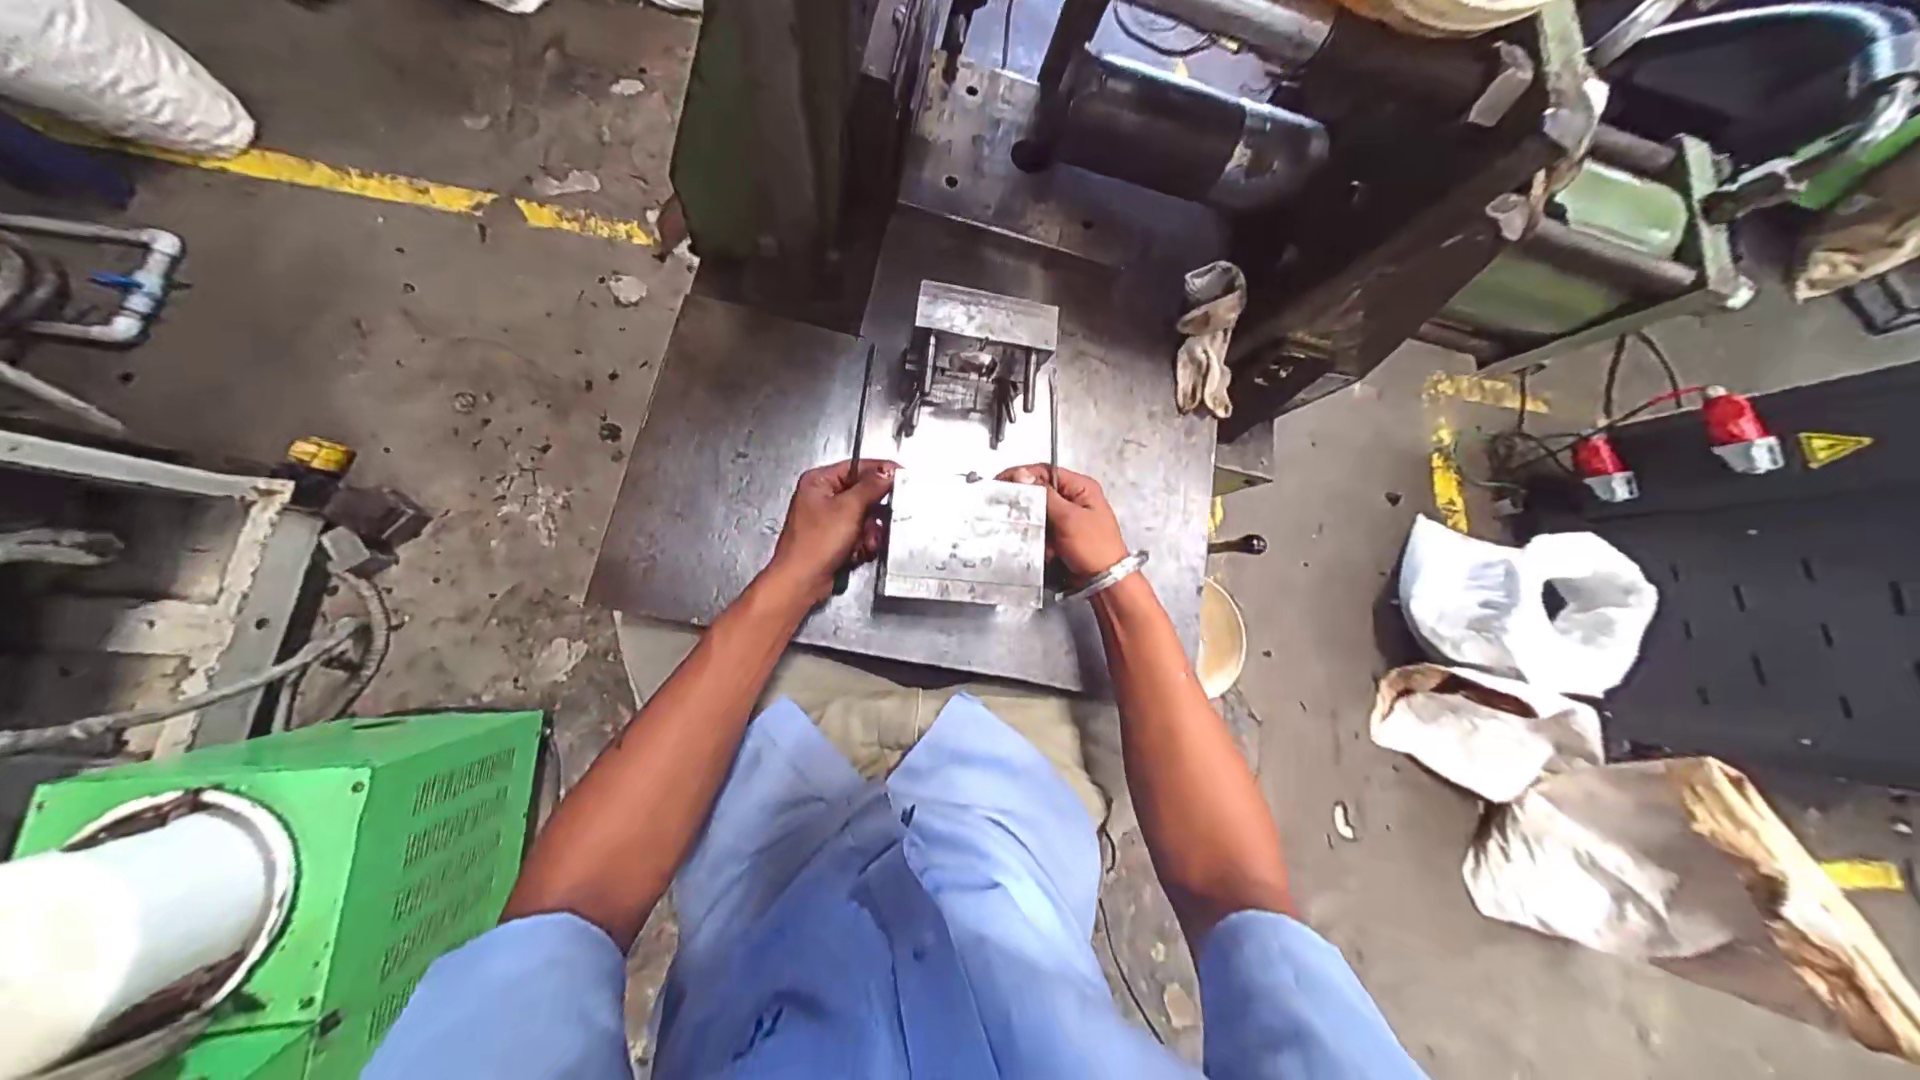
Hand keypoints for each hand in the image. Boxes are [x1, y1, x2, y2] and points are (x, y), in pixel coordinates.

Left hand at [765, 460, 897, 602]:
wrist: (802, 580)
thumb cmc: (817, 542)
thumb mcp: (849, 508)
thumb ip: (871, 486)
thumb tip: (889, 472)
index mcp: (819, 481)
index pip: (857, 467)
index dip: (880, 471)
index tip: (902, 474)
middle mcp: (822, 497)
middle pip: (862, 493)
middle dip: (874, 510)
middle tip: (882, 519)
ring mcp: (827, 519)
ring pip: (864, 516)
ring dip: (870, 530)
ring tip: (866, 541)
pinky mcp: (833, 539)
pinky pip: (858, 533)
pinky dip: (863, 542)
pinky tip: (859, 551)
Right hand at [997, 465, 1128, 578]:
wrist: (1104, 581)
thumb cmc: (1093, 547)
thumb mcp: (1068, 517)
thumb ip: (1045, 495)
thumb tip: (1022, 473)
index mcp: (1081, 487)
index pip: (1046, 471)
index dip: (1022, 474)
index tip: (1000, 481)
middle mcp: (1074, 499)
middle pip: (1040, 491)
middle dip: (1024, 499)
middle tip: (1003, 504)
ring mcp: (1067, 517)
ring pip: (1038, 511)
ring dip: (1030, 520)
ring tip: (1015, 525)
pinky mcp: (1061, 534)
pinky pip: (1042, 528)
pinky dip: (1036, 535)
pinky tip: (1030, 540)